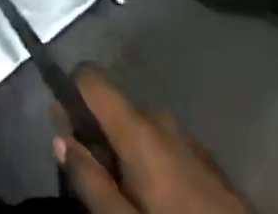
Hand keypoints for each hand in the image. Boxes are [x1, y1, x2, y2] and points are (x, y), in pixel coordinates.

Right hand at [55, 69, 248, 213]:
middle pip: (115, 110)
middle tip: (98, 177)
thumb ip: (89, 179)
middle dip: (98, 135)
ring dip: (127, 154)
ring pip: (143, 132)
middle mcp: (165, 124)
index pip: (90, 77)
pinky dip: (155, 167)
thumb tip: (61, 140)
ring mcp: (195, 145)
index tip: (65, 130)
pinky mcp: (216, 170)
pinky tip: (163, 204)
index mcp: (139, 130)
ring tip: (131, 196)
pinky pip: (169, 151)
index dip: (68, 93)